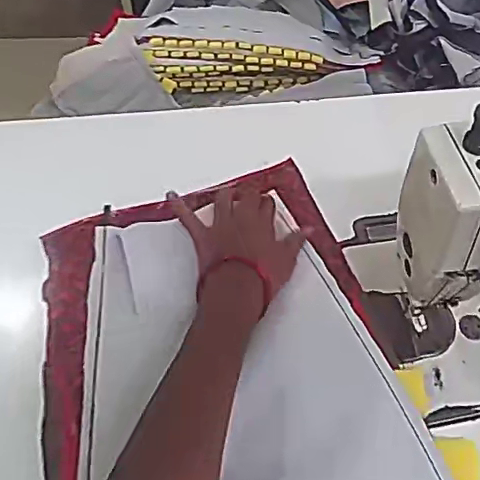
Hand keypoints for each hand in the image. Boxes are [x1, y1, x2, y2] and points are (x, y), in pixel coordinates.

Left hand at [168, 187, 309, 315]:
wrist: (237, 290)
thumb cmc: (262, 277)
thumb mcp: (287, 260)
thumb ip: (296, 241)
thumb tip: (307, 231)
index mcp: (263, 224)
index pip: (266, 205)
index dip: (266, 203)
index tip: (267, 204)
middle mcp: (241, 219)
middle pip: (245, 197)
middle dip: (248, 192)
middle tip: (250, 191)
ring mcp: (220, 226)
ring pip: (221, 199)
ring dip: (224, 193)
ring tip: (226, 190)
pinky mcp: (203, 236)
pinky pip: (187, 218)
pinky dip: (178, 206)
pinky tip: (172, 197)